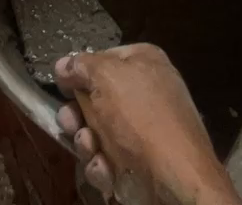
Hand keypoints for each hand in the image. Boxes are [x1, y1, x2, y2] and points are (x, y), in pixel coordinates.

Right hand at [54, 45, 241, 204]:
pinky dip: (101, 165)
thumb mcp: (106, 76)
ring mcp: (143, 132)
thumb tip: (63, 66)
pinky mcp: (140, 164)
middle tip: (69, 122)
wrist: (178, 184)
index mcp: (145, 63)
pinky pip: (109, 158)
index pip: (102, 58)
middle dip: (77, 113)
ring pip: (97, 131)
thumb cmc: (141, 119)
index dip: (80, 71)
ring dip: (85, 141)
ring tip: (90, 148)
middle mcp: (145, 94)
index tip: (64, 85)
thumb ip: (80, 65)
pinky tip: (105, 170)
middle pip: (95, 98)